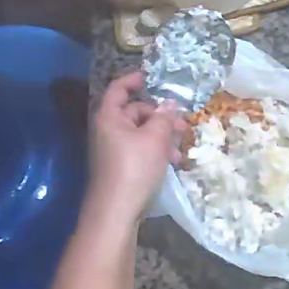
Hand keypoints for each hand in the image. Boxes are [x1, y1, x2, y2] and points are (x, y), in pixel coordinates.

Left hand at [87, 71, 186, 217]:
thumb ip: (164, 117)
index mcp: (109, 117)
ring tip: (179, 149)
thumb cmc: (134, 168)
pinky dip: (154, 150)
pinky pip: (138, 149)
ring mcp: (111, 149)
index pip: (118, 89)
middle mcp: (106, 129)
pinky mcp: (118, 166)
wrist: (115, 211)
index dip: (133, 80)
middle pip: (133, 112)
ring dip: (160, 136)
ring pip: (139, 132)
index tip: (151, 77)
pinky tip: (171, 162)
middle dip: (159, 115)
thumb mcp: (155, 139)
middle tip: (181, 123)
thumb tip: (170, 104)